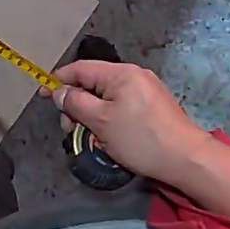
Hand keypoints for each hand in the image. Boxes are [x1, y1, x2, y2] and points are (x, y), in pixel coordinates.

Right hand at [44, 61, 212, 182]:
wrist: (187, 159)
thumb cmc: (140, 138)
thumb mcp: (100, 121)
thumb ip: (75, 103)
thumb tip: (59, 92)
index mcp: (121, 73)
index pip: (80, 69)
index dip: (58, 80)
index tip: (43, 95)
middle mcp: (133, 76)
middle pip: (92, 84)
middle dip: (76, 105)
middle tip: (71, 129)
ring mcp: (145, 91)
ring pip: (105, 98)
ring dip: (91, 116)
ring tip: (92, 139)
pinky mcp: (152, 107)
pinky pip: (120, 107)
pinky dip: (108, 119)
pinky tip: (108, 139)